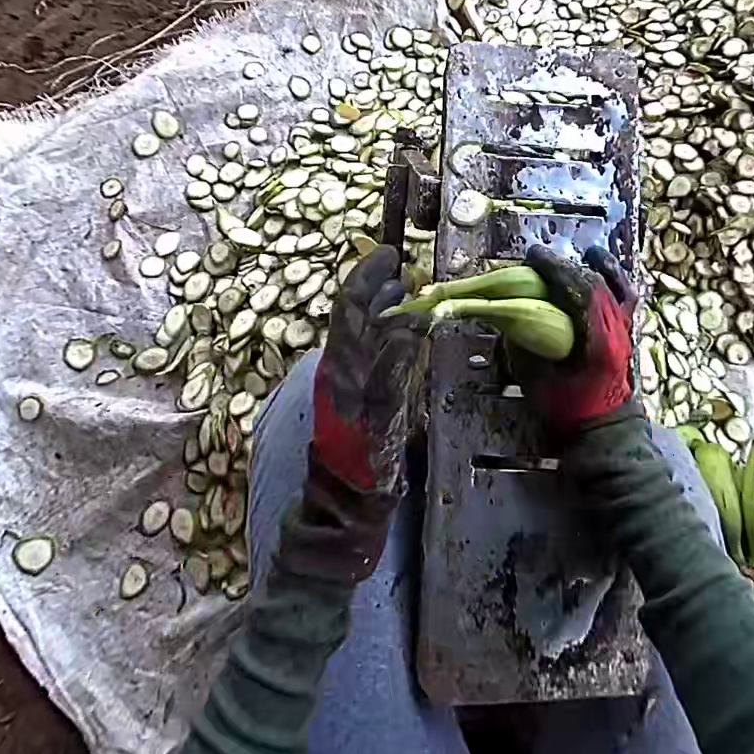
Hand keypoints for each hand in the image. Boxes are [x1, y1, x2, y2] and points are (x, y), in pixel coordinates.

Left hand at [311, 244, 421, 492]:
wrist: (347, 500)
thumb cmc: (363, 463)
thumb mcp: (382, 419)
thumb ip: (394, 374)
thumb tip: (410, 328)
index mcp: (341, 365)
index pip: (351, 307)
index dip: (367, 276)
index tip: (388, 253)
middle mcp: (342, 365)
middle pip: (359, 314)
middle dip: (381, 287)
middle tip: (411, 272)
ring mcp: (350, 377)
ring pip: (367, 330)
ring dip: (387, 307)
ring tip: (413, 291)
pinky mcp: (360, 390)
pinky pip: (375, 350)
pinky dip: (393, 333)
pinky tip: (410, 331)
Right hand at [508, 244, 638, 435]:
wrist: (607, 436)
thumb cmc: (570, 411)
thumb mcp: (537, 380)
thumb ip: (525, 346)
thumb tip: (511, 318)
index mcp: (597, 339)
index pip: (579, 289)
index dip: (555, 268)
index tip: (533, 256)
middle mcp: (617, 330)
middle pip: (599, 284)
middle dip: (569, 265)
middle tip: (542, 259)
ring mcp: (627, 333)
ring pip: (621, 289)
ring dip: (602, 269)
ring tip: (590, 253)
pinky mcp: (628, 338)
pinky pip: (627, 302)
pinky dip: (616, 285)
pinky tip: (605, 279)